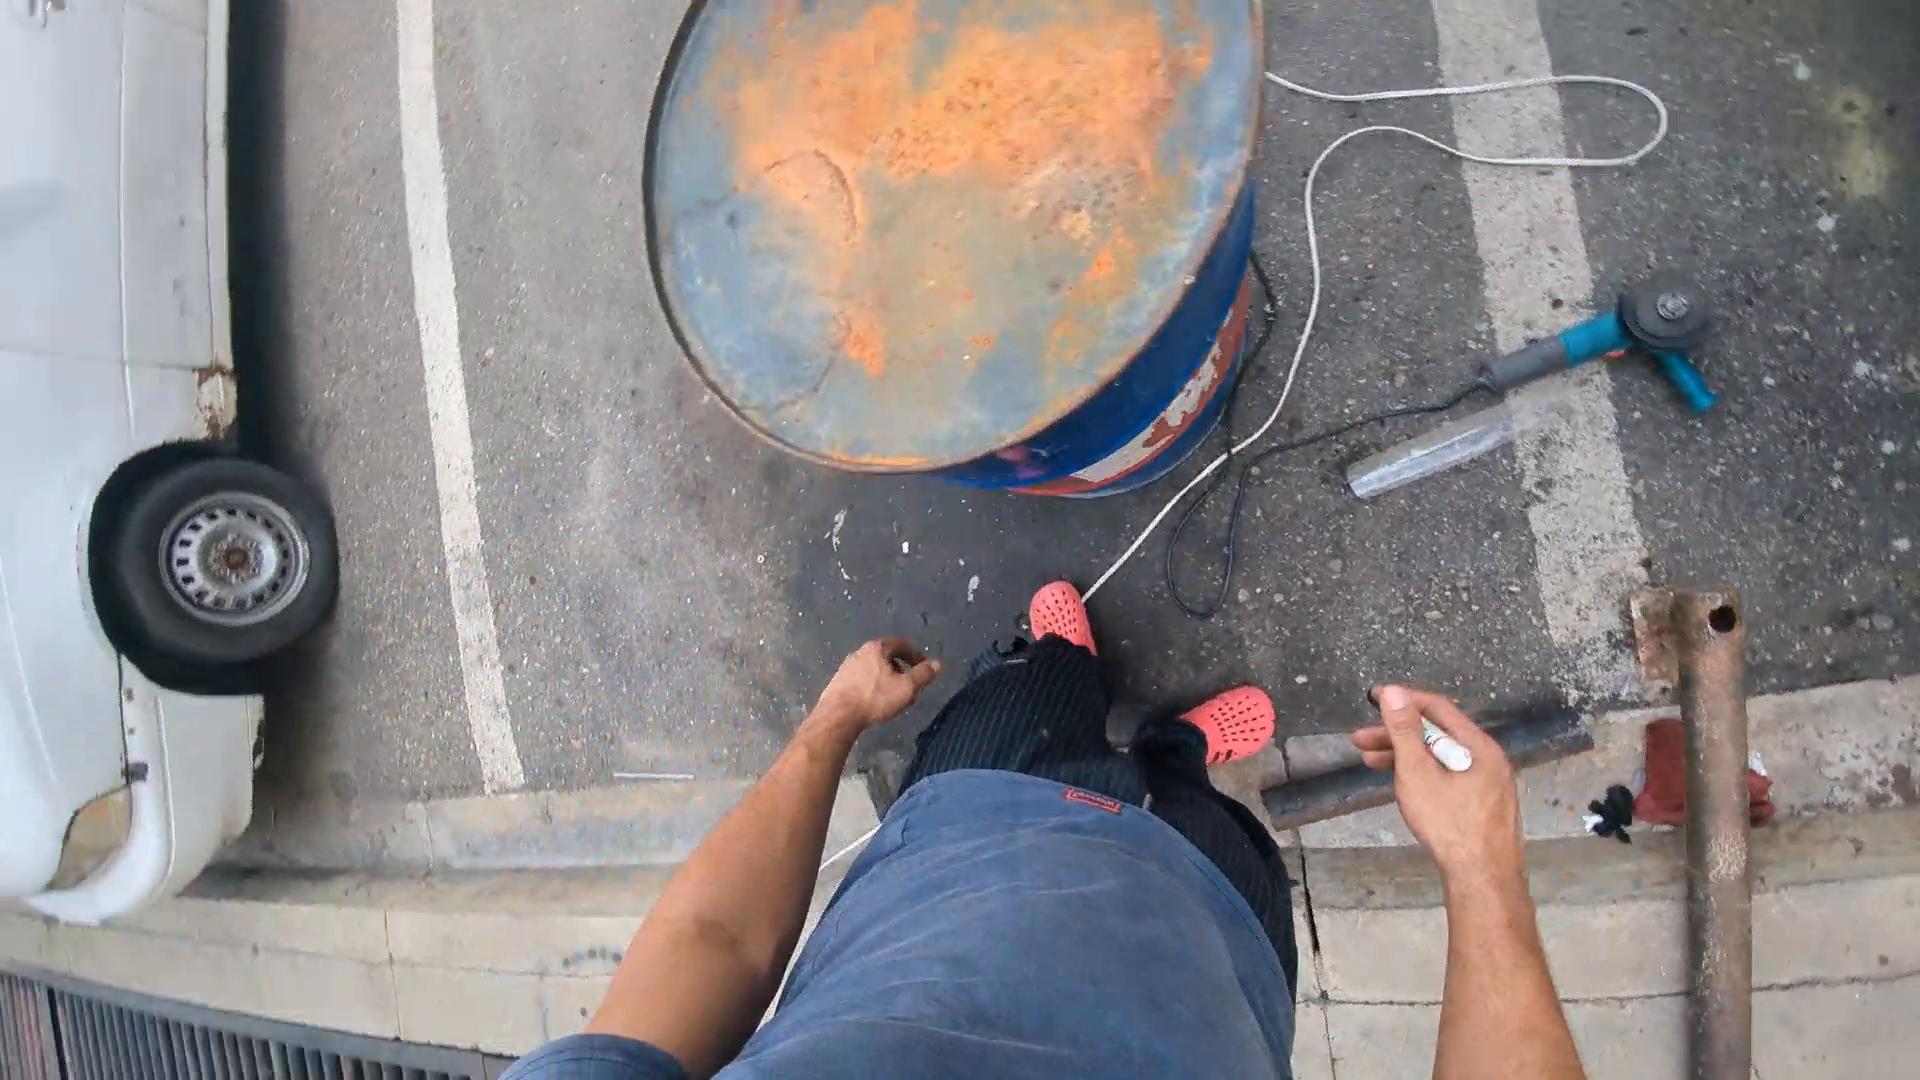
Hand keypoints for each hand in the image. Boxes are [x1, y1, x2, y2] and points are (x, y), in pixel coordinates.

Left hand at [811, 637, 940, 733]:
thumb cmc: (875, 698)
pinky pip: (862, 679)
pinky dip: (873, 686)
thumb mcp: (906, 687)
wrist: (838, 715)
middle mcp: (860, 652)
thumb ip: (923, 674)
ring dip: (887, 680)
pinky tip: (875, 701)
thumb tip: (937, 664)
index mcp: (877, 648)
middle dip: (902, 670)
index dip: (916, 655)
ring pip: (874, 669)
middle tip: (910, 686)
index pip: (901, 644)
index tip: (923, 668)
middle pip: (887, 656)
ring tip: (894, 697)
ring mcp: (847, 666)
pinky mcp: (838, 682)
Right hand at [1351, 685, 1523, 889]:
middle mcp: (1488, 758)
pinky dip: (1421, 771)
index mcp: (1478, 746)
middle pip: (1437, 733)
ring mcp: (1488, 782)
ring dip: (1404, 754)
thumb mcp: (1417, 771)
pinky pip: (1448, 773)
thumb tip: (1393, 692)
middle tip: (1360, 740)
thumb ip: (1403, 730)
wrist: (1484, 878)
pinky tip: (1401, 782)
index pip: (1437, 707)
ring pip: (1440, 756)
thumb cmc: (1448, 821)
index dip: (1402, 700)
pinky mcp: (1484, 802)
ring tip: (1369, 762)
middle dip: (1396, 733)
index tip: (1372, 699)